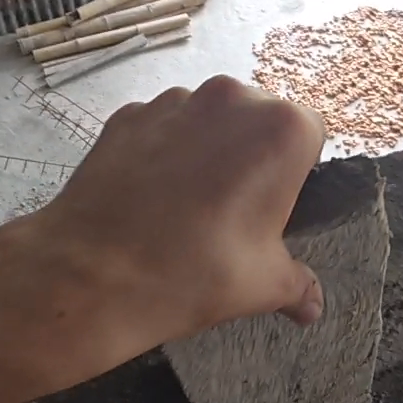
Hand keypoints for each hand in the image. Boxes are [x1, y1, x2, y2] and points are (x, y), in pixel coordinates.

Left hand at [37, 76, 326, 350]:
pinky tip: (153, 197)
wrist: (91, 275)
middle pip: (258, 118)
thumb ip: (298, 285)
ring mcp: (174, 102)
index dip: (296, 170)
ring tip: (189, 206)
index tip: (277, 203)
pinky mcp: (129, 114)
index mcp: (281, 130)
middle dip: (252, 155)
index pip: (310, 133)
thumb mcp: (263, 284)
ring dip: (208, 150)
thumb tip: (309, 304)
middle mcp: (231, 99)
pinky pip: (162, 127)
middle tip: (234, 209)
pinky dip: (164, 152)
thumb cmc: (191, 272)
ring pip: (208, 120)